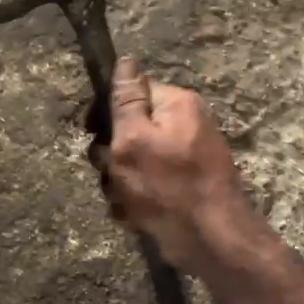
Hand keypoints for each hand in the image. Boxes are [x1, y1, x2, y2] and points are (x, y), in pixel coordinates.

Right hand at [102, 58, 265, 276]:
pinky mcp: (182, 183)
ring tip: (125, 199)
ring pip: (131, 159)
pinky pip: (145, 182)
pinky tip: (134, 213)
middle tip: (112, 173)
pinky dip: (135, 197)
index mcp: (177, 105)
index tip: (92, 135)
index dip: (105, 113)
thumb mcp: (134, 140)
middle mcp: (184, 124)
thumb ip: (126, 100)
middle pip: (128, 127)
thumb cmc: (167, 188)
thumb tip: (125, 60)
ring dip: (118, 181)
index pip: (130, 91)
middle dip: (110, 155)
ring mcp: (184, 156)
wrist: (211, 242)